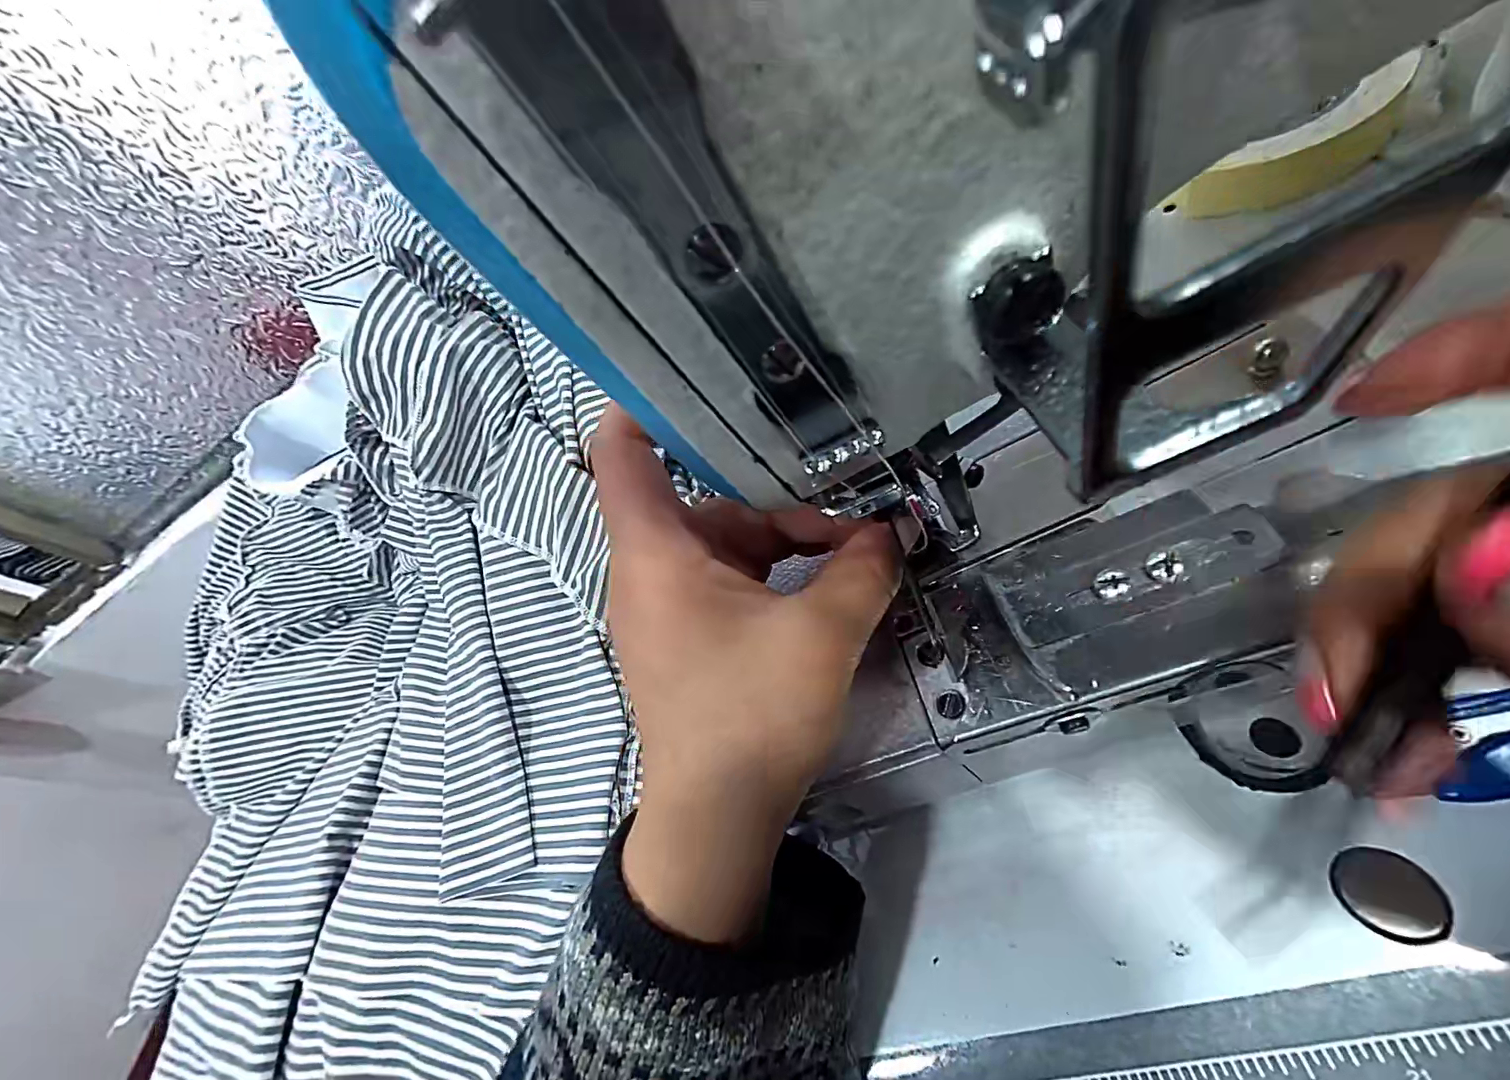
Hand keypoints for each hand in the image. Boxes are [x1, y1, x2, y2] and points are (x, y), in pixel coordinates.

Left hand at [591, 407, 898, 943]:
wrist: (718, 817)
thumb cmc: (752, 714)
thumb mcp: (822, 632)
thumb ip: (862, 569)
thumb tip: (887, 534)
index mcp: (658, 554)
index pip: (623, 455)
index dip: (642, 406)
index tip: (690, 377)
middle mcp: (651, 572)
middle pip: (711, 502)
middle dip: (780, 504)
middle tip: (847, 517)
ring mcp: (668, 608)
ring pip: (729, 546)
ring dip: (787, 546)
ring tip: (850, 561)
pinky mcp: (689, 639)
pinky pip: (730, 583)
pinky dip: (774, 578)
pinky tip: (823, 595)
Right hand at [1301, 277, 1509, 906]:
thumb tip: (1481, 556)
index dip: (1488, 352)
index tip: (1367, 400)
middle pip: (1469, 504)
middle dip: (1381, 591)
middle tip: (1340, 689)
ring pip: (1430, 575)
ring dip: (1370, 653)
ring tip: (1354, 735)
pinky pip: (1446, 639)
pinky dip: (1403, 692)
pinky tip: (1396, 751)